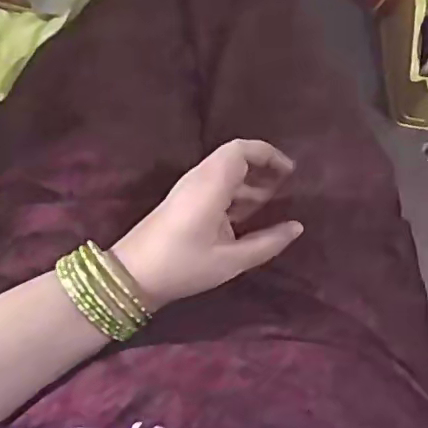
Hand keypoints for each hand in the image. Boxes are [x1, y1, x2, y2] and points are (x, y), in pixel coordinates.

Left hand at [113, 139, 303, 307]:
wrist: (131, 277)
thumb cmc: (182, 267)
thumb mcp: (231, 261)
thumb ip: (268, 243)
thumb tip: (297, 227)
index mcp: (210, 186)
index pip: (241, 150)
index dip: (268, 154)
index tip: (289, 172)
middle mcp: (199, 179)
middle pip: (234, 157)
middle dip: (263, 167)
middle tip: (285, 187)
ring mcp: (189, 189)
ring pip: (225, 171)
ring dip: (250, 181)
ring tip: (271, 204)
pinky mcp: (183, 201)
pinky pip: (215, 184)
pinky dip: (236, 192)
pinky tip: (247, 217)